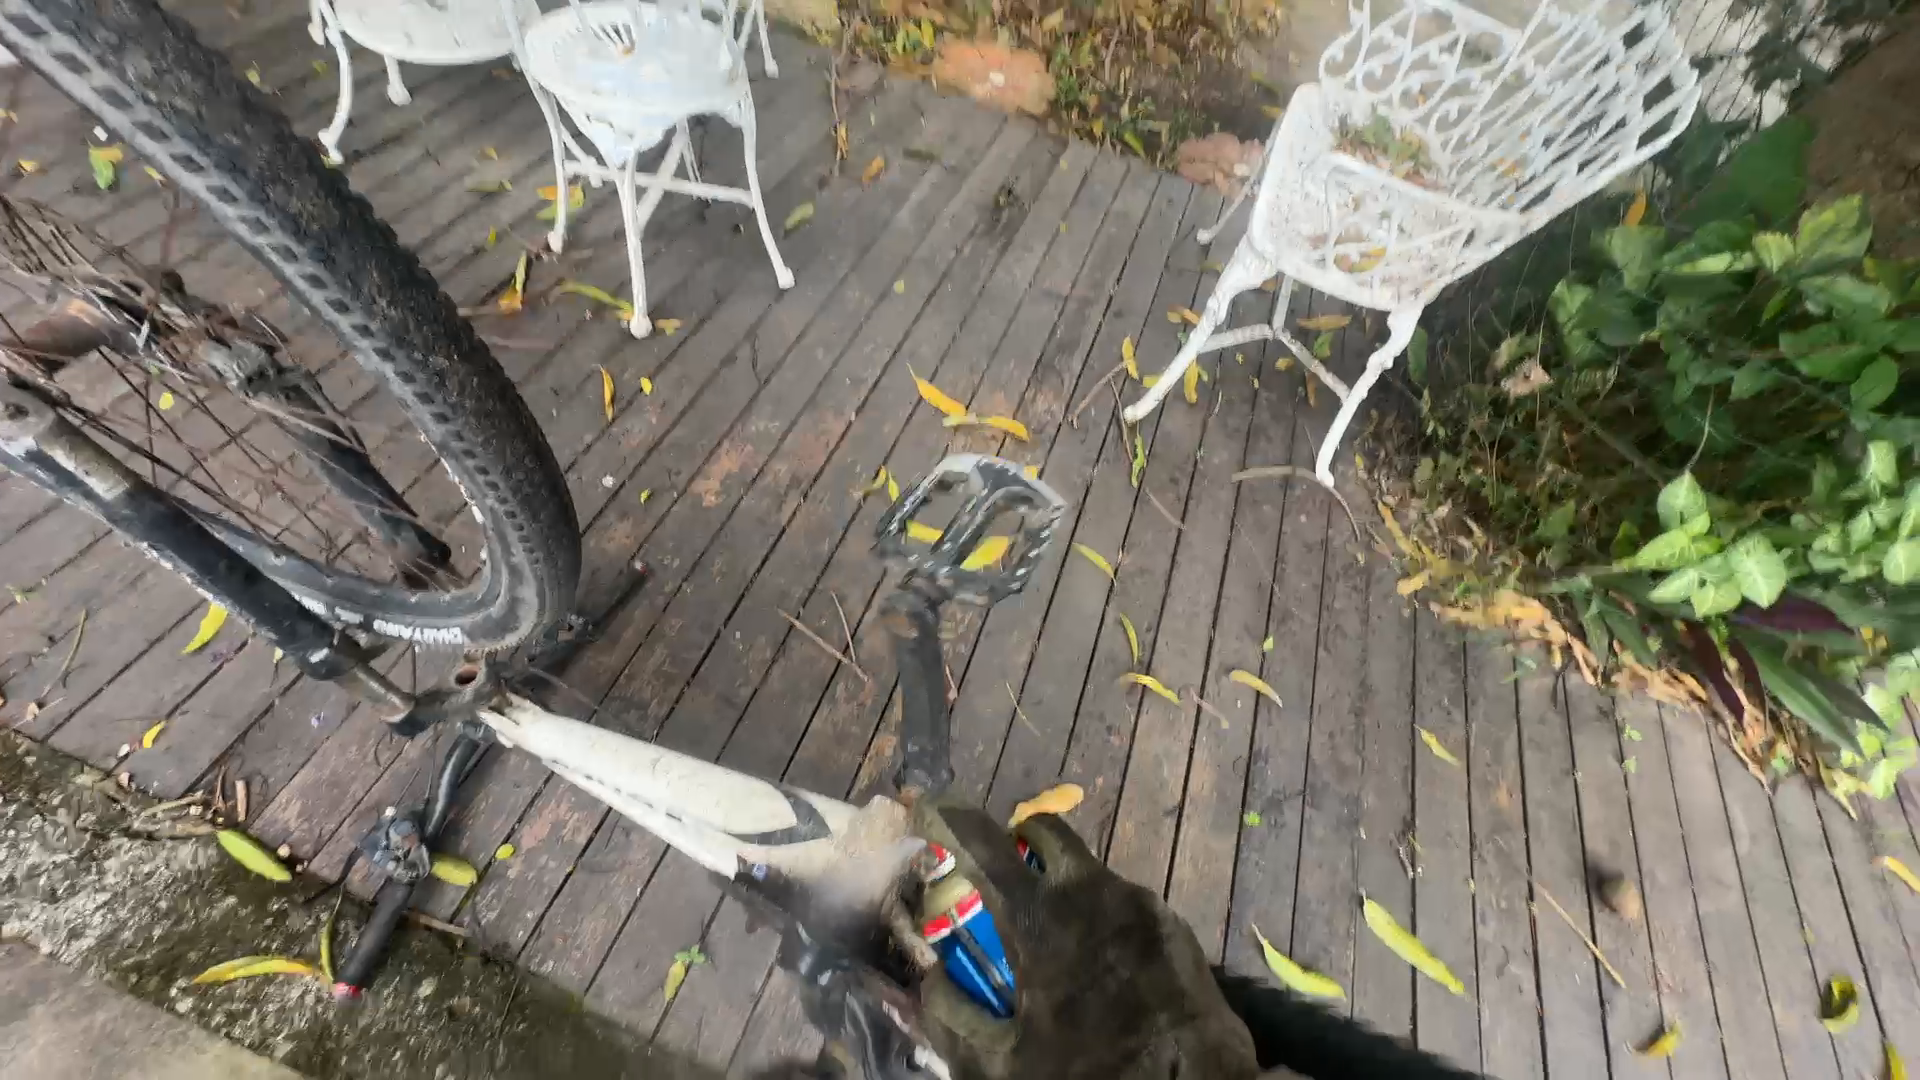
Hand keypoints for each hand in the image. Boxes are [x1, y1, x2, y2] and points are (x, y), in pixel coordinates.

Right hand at [911, 799, 1258, 1079]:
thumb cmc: (1089, 1079)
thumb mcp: (1000, 1068)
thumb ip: (952, 1015)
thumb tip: (933, 975)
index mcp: (1040, 918)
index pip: (980, 842)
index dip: (946, 817)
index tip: (926, 808)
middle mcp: (1090, 891)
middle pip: (1044, 828)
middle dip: (1017, 838)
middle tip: (1005, 874)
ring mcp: (1137, 902)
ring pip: (1087, 869)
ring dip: (1062, 887)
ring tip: (1058, 945)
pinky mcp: (1172, 923)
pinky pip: (1123, 902)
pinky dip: (1100, 917)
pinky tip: (1103, 968)